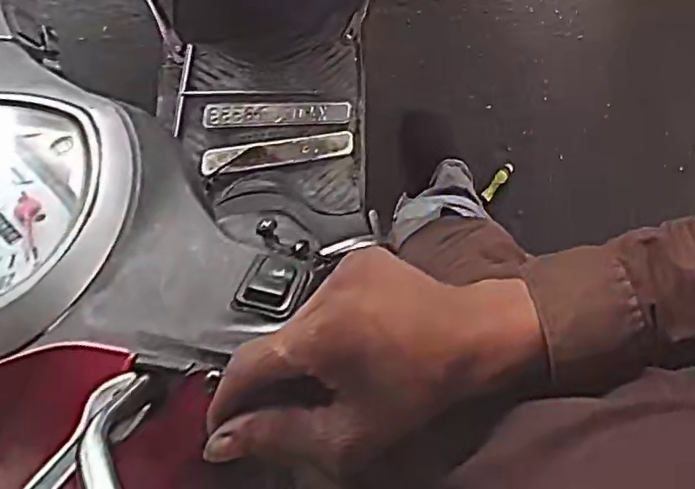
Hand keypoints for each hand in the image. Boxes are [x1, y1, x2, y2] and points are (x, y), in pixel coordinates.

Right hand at [203, 248, 543, 476]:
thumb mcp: (346, 434)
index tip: (223, 426)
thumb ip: (279, 436)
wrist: (471, 332)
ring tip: (330, 373)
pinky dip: (326, 318)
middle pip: (275, 339)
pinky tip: (351, 340)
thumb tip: (228, 439)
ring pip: (299, 316)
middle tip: (288, 408)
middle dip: (273, 376)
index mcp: (320, 331)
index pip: (245, 365)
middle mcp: (329, 288)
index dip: (226, 402)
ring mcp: (348, 266)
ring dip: (302, 346)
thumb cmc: (421, 383)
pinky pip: (326, 292)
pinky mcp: (364, 256)